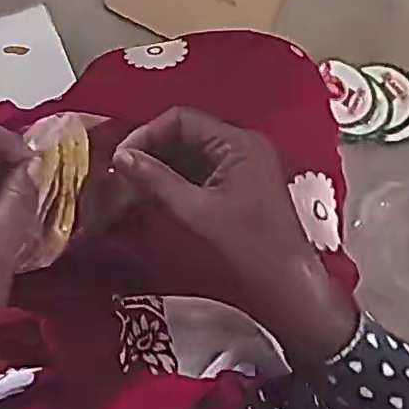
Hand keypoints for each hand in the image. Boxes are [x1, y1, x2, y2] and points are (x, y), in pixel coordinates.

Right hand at [112, 108, 356, 362]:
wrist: (289, 290)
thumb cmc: (249, 248)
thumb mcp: (197, 212)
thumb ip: (156, 181)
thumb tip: (120, 157)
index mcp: (238, 142)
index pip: (182, 119)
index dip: (147, 133)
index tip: (120, 157)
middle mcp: (242, 144)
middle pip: (185, 132)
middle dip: (151, 149)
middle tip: (121, 171)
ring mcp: (242, 163)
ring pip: (189, 151)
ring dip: (160, 164)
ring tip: (131, 182)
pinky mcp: (238, 183)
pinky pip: (198, 169)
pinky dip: (173, 177)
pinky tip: (152, 193)